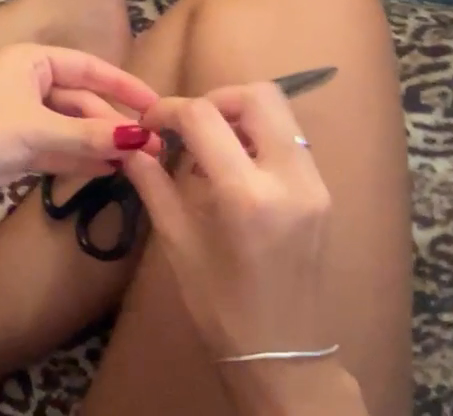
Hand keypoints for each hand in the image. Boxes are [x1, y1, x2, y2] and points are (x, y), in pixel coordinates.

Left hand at [0, 42, 161, 225]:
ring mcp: (21, 117)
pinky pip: (59, 148)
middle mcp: (27, 83)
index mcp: (28, 60)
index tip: (157, 105)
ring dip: (101, 143)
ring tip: (140, 164)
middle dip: (113, 123)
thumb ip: (88, 135)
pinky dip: (82, 158)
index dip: (123, 85)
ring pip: (72, 127)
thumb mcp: (36, 130)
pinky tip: (111, 170)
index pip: (87, 67)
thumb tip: (142, 138)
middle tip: (154, 149)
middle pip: (82, 100)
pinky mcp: (16, 149)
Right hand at [120, 83, 334, 358]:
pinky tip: (234, 168)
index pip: (203, 116)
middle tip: (187, 126)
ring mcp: (314, 184)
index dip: (167, 109)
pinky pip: (290, 139)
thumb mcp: (177, 242)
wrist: (284, 356)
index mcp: (247, 195)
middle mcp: (289, 179)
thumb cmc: (221, 306)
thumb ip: (153, 183)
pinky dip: (258, 135)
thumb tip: (129, 144)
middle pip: (258, 95)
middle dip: (214, 99)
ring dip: (239, 114)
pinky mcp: (323, 192)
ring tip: (209, 147)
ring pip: (280, 112)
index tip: (148, 124)